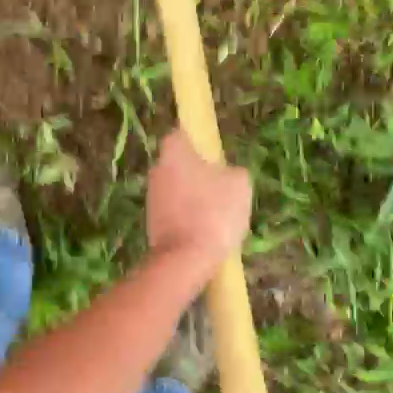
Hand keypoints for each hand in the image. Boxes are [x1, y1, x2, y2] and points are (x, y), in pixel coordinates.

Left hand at [146, 130, 251, 269]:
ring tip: (219, 214)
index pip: (183, 133)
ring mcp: (151, 197)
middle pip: (181, 163)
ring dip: (196, 197)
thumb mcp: (240, 184)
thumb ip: (234, 170)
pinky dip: (190, 217)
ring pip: (179, 189)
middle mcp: (157, 169)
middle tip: (224, 187)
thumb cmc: (213, 212)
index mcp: (173, 151)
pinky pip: (177, 211)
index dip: (201, 141)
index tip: (217, 155)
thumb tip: (228, 173)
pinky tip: (207, 231)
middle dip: (201, 173)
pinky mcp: (152, 222)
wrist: (185, 259)